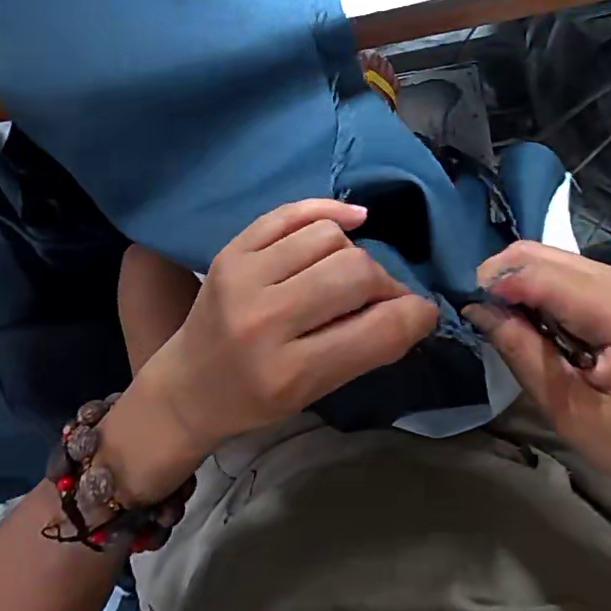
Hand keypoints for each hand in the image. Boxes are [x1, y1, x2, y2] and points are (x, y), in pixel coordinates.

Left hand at [122, 199, 437, 482]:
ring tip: (348, 273)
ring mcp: (242, 277)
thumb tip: (416, 307)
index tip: (423, 311)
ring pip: (329, 236)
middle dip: (385, 282)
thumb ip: (366, 349)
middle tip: (383, 296)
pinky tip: (352, 221)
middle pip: (355, 271)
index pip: (376, 330)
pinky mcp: (230, 250)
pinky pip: (292, 212)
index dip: (415, 315)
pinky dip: (329, 211)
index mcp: (288, 372)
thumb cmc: (255, 400)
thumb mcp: (315, 392)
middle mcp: (263, 320)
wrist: (188, 385)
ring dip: (354, 252)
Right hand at [463, 242, 610, 526]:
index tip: (465, 311)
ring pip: (554, 260)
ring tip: (508, 327)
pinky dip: (542, 292)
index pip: (540, 273)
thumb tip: (476, 309)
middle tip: (482, 319)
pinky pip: (570, 275)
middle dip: (503, 278)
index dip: (495, 284)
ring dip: (521, 285)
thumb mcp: (571, 410)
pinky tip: (538, 325)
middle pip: (544, 254)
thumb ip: (522, 351)